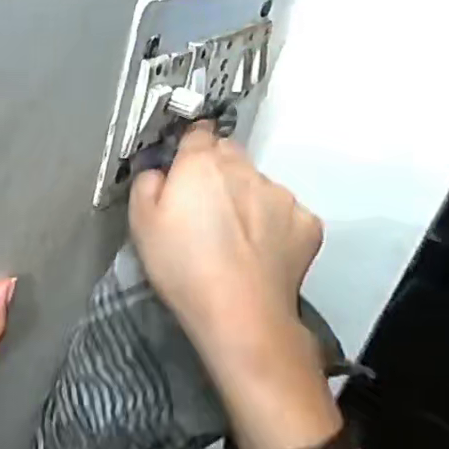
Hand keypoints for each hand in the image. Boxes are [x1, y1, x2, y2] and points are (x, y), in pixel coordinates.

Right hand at [129, 122, 334, 448]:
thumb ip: (146, 182)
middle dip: (217, 171)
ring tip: (233, 236)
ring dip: (246, 197)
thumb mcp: (140, 222)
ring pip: (258, 184)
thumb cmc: (181, 266)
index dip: (189, 147)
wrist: (240, 315)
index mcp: (202, 163)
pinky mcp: (308, 223)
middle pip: (230, 154)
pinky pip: (285, 213)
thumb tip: (160, 171)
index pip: (198, 132)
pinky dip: (273, 224)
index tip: (183, 167)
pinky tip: (259, 250)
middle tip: (202, 207)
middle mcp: (245, 169)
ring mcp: (281, 195)